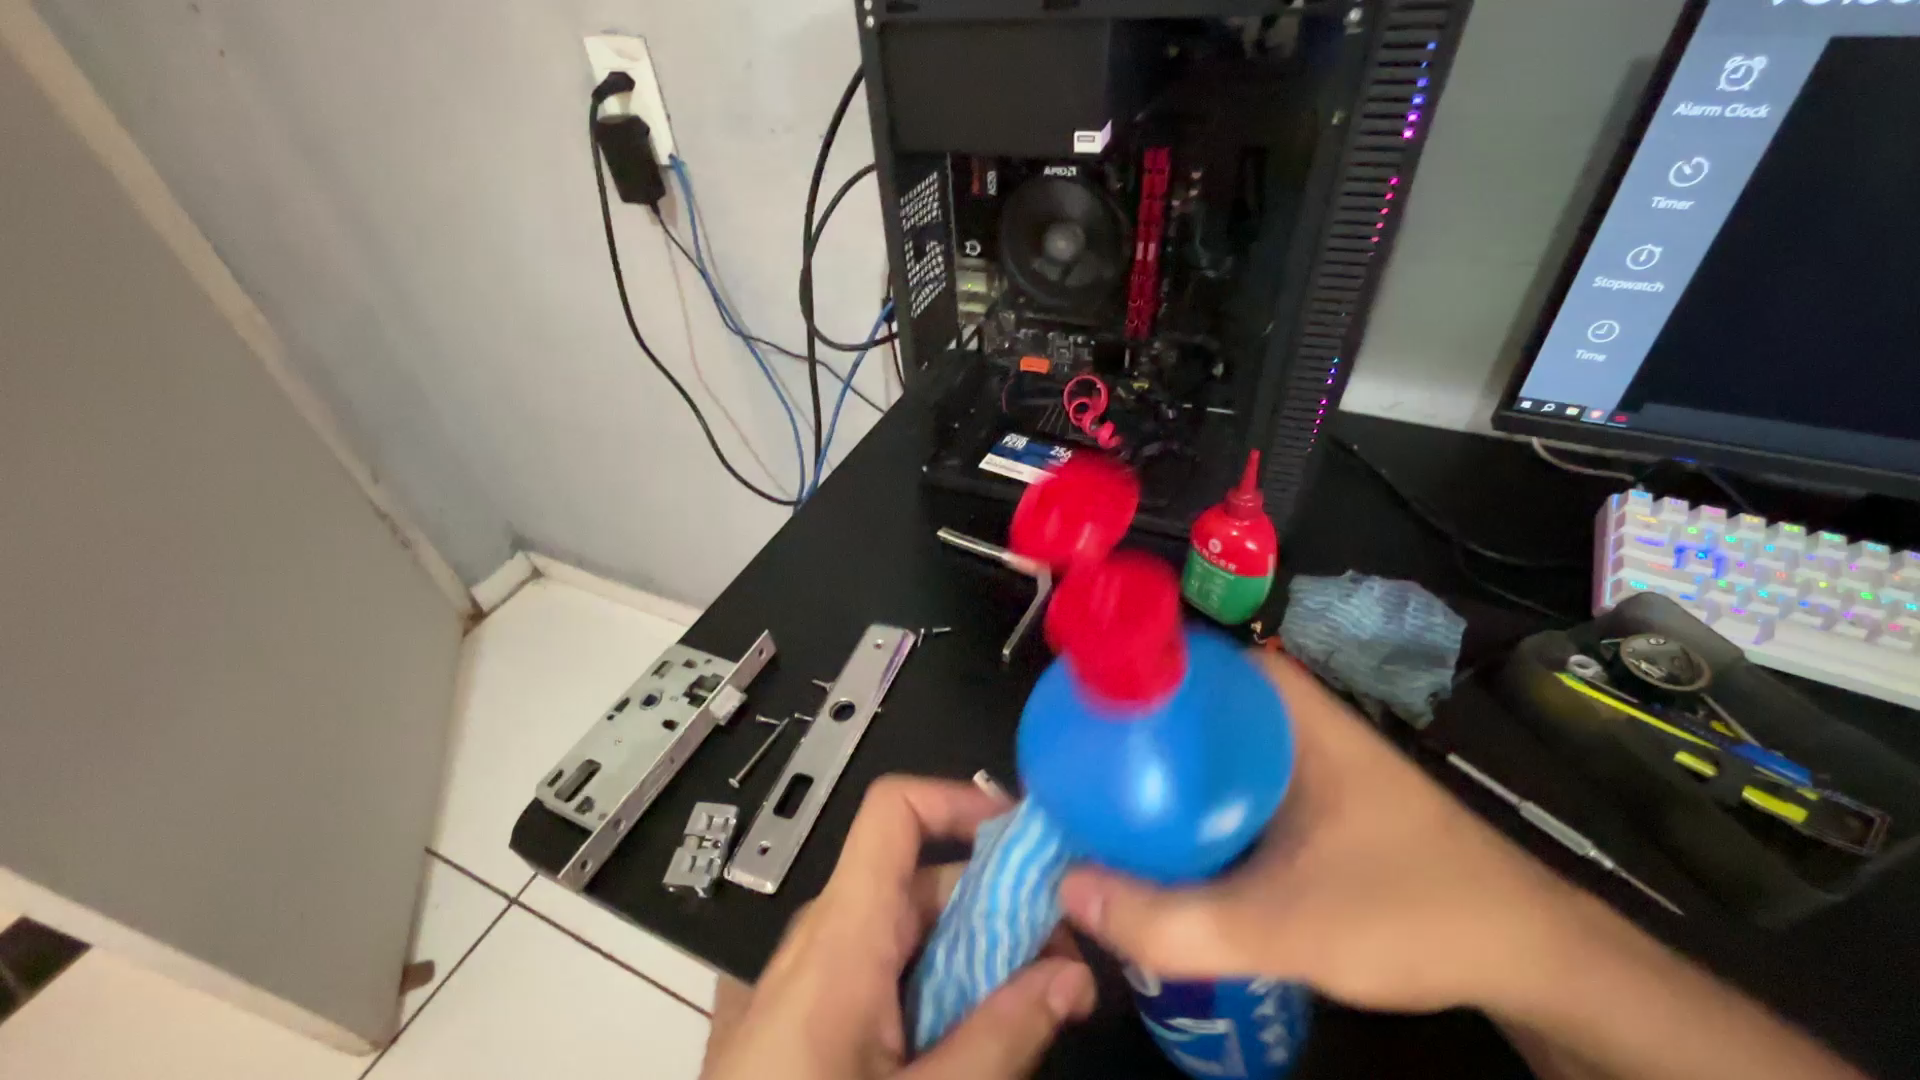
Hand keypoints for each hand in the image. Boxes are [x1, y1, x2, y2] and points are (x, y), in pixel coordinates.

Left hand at [700, 776, 1096, 1079]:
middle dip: (1001, 903)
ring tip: (1032, 1003)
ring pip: (913, 926)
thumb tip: (1072, 978)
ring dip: (978, 951)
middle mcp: (826, 934)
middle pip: (924, 876)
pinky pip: (888, 966)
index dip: (962, 802)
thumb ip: (999, 1037)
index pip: (895, 810)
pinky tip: (975, 1033)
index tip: (1030, 837)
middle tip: (1063, 958)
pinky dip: (941, 982)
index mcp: (843, 935)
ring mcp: (816, 970)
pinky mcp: (814, 1006)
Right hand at [1058, 651, 1584, 1014]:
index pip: (1163, 651)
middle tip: (1054, 776)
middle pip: (1168, 699)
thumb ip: (1172, 920)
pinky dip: (1174, 797)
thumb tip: (1066, 891)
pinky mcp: (1295, 784)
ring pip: (1190, 739)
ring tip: (1083, 807)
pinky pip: (1212, 773)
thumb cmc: (1412, 910)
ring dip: (1140, 769)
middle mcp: (1275, 705)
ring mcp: (1287, 744)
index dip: (1100, 676)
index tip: (1051, 717)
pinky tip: (1147, 839)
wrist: (1527, 952)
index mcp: (1273, 697)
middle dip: (1109, 733)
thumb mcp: (1283, 926)